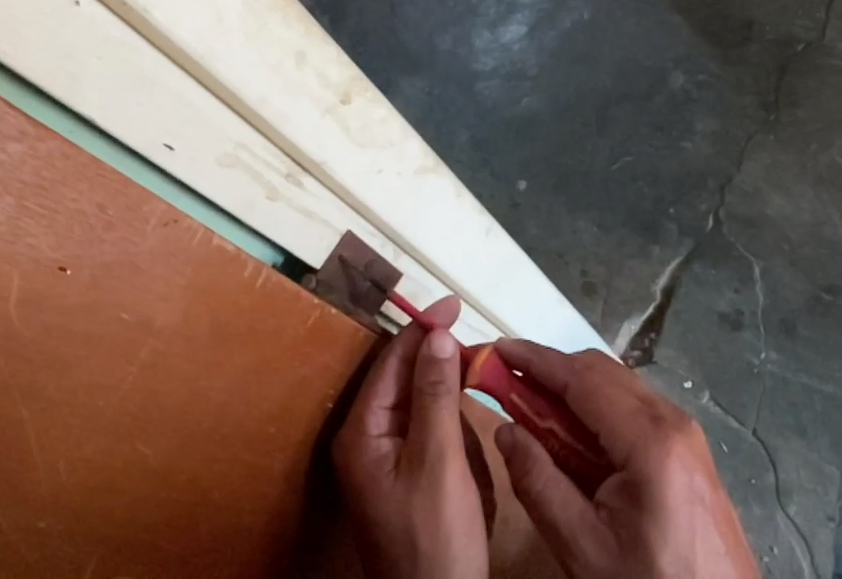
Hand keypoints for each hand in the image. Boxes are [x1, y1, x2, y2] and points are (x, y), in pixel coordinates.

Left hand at [332, 295, 489, 578]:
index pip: (391, 362)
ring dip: (451, 407)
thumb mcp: (438, 462)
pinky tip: (470, 451)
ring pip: (421, 405)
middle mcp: (366, 438)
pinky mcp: (405, 475)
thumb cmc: (436, 538)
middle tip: (480, 359)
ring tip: (473, 425)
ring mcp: (385, 459)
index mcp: (361, 431)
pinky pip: (430, 435)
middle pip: (404, 379)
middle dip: (441, 368)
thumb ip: (436, 395)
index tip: (454, 303)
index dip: (422, 329)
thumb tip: (437, 334)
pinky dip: (454, 434)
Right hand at [491, 340, 759, 578]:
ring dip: (573, 388)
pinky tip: (574, 434)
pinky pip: (635, 406)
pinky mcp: (689, 450)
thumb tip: (504, 431)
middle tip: (506, 382)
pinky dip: (597, 406)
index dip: (535, 359)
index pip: (581, 377)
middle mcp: (673, 421)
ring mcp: (686, 433)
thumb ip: (539, 483)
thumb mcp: (584, 547)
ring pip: (618, 384)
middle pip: (601, 370)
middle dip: (551, 370)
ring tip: (532, 407)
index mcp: (649, 439)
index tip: (496, 349)